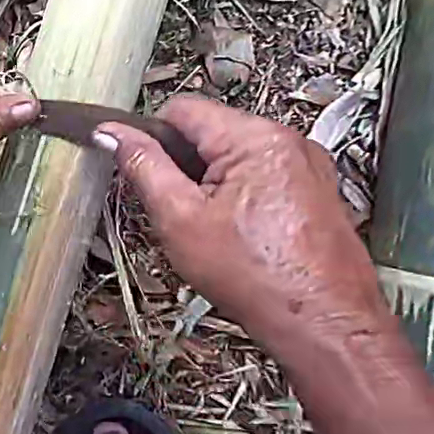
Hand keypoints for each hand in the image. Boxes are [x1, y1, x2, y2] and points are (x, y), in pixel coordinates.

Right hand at [95, 95, 387, 348]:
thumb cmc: (253, 274)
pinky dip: (231, 192)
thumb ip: (141, 165)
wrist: (323, 325)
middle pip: (205, 130)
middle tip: (172, 207)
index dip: (148, 137)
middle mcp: (288, 141)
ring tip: (201, 223)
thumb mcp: (177, 215)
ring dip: (203, 180)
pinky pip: (254, 172)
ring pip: (227, 153)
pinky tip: (229, 229)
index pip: (180, 109)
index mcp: (255, 138)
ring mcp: (307, 164)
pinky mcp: (313, 188)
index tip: (139, 172)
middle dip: (178, 163)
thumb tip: (111, 132)